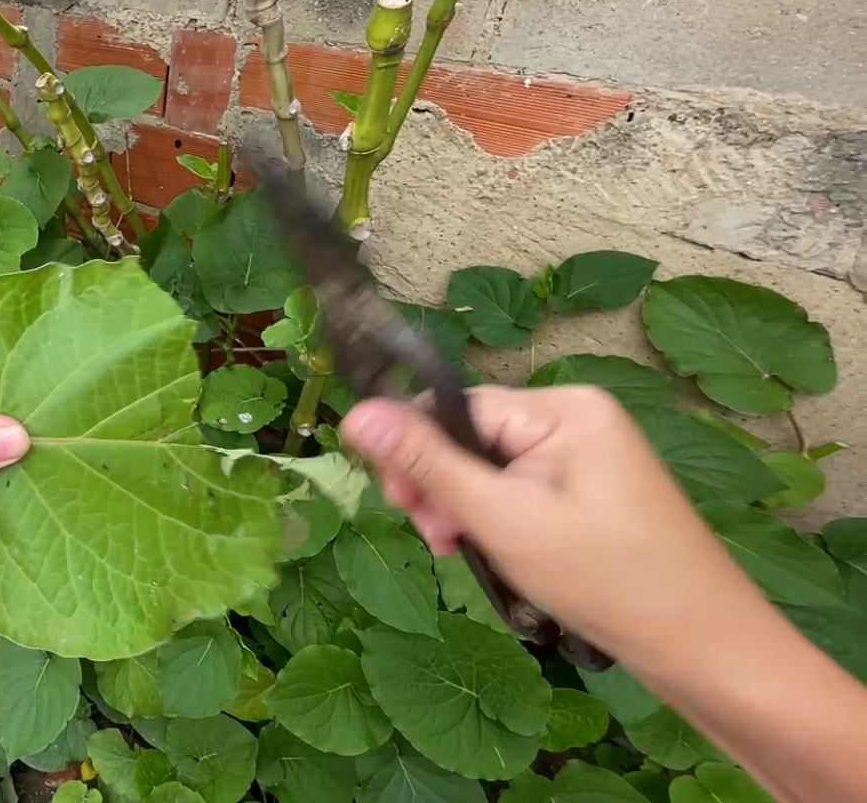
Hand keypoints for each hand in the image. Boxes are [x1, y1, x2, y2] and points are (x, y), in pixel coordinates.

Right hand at [338, 385, 766, 669]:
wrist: (710, 657)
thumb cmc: (605, 578)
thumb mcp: (498, 515)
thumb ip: (422, 460)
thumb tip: (355, 413)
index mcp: (562, 408)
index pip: (451, 408)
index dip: (413, 451)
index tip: (398, 500)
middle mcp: (571, 417)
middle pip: (463, 435)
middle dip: (435, 485)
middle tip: (432, 534)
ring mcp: (580, 451)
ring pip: (479, 463)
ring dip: (453, 503)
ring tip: (451, 545)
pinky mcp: (581, 483)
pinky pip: (507, 482)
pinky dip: (483, 512)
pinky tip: (476, 542)